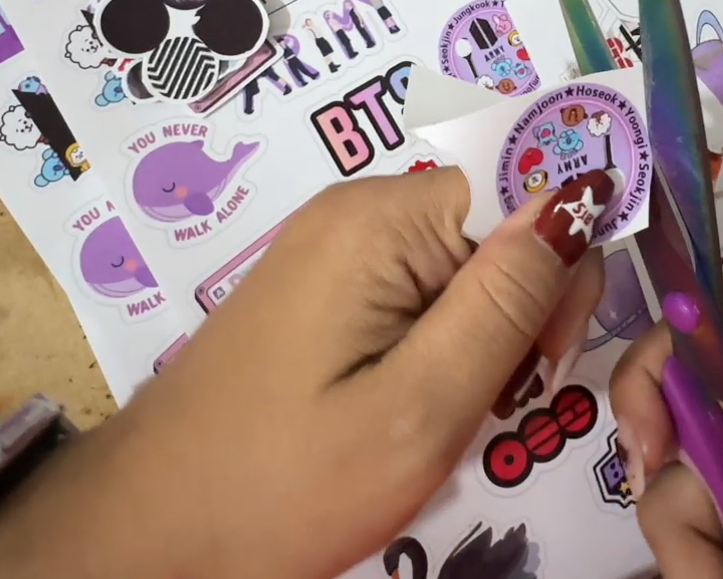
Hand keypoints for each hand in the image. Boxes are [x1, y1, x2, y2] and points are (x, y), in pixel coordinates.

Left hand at [0, 166, 609, 578]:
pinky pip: (417, 285)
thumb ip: (505, 301)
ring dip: (479, 332)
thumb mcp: (419, 407)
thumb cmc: (284, 482)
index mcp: (380, 219)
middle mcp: (358, 208)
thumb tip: (573, 198)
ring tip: (447, 411)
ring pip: (459, 262)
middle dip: (515, 308)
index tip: (541, 359)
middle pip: (488, 225)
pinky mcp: (326, 279)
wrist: (149, 528)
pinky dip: (439, 338)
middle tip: (491, 402)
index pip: (516, 194)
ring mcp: (336, 242)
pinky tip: (416, 398)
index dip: (549, 269)